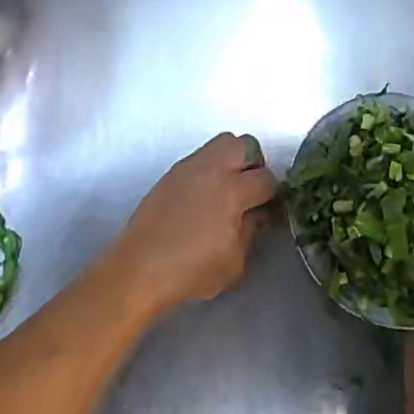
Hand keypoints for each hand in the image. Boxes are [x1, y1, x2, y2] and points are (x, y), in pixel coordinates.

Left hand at [103, 132, 276, 314]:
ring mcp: (191, 166)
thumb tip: (259, 213)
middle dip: (257, 164)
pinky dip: (212, 165)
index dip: (274, 194)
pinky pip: (202, 154)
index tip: (272, 208)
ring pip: (224, 141)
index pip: (266, 179)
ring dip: (234, 157)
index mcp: (231, 191)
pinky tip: (206, 192)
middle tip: (253, 189)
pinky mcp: (173, 171)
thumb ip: (252, 232)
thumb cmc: (189, 271)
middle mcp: (213, 169)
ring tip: (230, 184)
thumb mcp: (233, 263)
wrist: (138, 268)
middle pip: (247, 145)